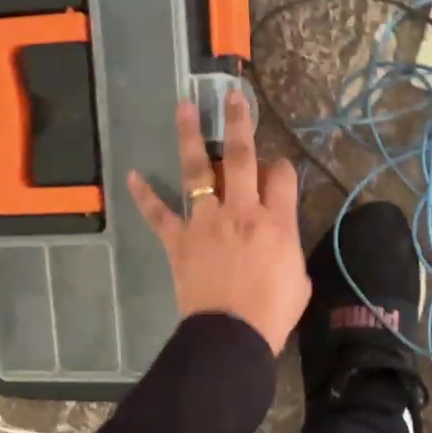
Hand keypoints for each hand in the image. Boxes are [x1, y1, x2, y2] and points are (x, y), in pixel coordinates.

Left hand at [126, 93, 309, 354]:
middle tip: (232, 97)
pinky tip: (133, 176)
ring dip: (190, 136)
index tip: (279, 167)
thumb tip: (279, 240)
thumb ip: (289, 249)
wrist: (231, 335)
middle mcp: (242, 211)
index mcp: (277, 222)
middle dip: (239, 123)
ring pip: (198, 170)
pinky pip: (159, 213)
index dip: (282, 166)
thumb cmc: (272, 313)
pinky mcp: (178, 240)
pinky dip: (145, 195)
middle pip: (243, 157)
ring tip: (184, 107)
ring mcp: (206, 222)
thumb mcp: (298, 280)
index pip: (283, 176)